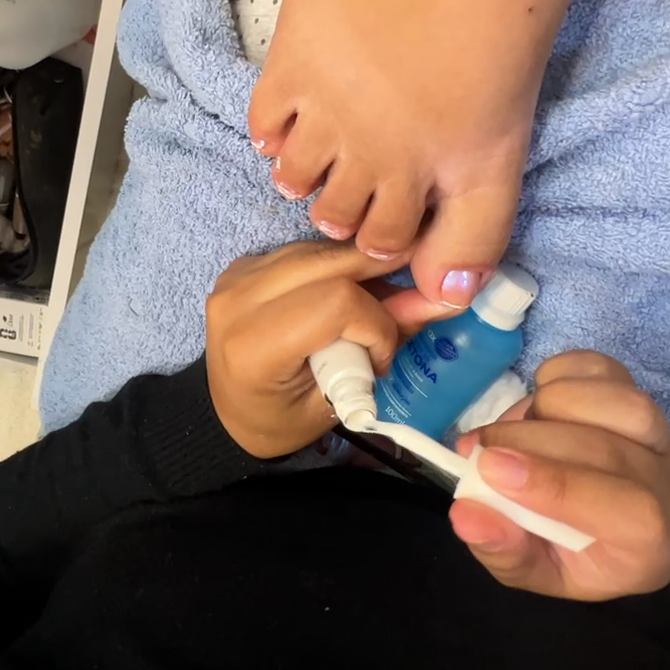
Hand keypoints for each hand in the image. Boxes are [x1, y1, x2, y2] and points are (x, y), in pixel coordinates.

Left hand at [204, 240, 436, 457]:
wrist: (225, 410)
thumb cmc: (278, 420)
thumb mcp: (334, 400)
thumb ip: (382, 348)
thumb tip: (444, 300)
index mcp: (254, 345)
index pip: (335, 302)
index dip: (374, 321)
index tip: (381, 354)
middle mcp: (237, 300)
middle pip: (328, 261)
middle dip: (377, 273)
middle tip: (404, 296)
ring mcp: (236, 276)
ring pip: (317, 248)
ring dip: (355, 267)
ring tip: (372, 301)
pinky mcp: (242, 264)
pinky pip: (301, 250)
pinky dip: (332, 264)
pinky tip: (344, 288)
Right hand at [248, 0, 669, 307]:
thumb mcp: (522, 83)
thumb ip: (481, 167)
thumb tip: (451, 262)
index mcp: (477, 161)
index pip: (443, 262)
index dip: (417, 263)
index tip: (400, 241)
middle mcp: (405, 155)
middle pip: (360, 228)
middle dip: (357, 224)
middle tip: (351, 199)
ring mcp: (344, 112)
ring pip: (306, 188)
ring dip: (310, 184)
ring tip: (315, 162)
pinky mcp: (294, 63)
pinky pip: (267, 132)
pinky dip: (275, 137)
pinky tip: (289, 120)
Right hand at [449, 351, 669, 600]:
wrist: (596, 519)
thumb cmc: (565, 549)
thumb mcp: (529, 569)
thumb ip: (501, 549)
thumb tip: (465, 515)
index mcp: (651, 543)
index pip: (630, 511)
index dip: (557, 484)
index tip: (489, 469)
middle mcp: (666, 485)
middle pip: (609, 450)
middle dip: (529, 441)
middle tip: (475, 449)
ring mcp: (655, 433)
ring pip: (619, 402)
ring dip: (550, 406)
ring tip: (517, 428)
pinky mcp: (630, 391)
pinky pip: (601, 369)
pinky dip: (558, 374)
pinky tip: (537, 403)